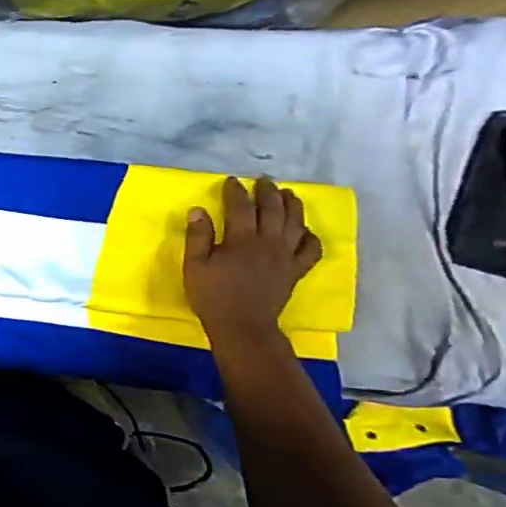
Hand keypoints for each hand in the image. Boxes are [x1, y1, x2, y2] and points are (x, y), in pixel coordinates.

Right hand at [184, 175, 321, 336]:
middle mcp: (268, 242)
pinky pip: (311, 248)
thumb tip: (198, 210)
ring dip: (292, 205)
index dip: (235, 191)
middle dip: (268, 191)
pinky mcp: (295, 270)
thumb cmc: (212, 296)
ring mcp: (286, 256)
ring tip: (288, 194)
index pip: (240, 207)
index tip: (231, 180)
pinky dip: (310, 236)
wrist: (242, 325)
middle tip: (263, 181)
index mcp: (242, 240)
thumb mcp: (194, 266)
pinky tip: (304, 230)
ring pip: (296, 223)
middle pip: (273, 209)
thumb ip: (198, 237)